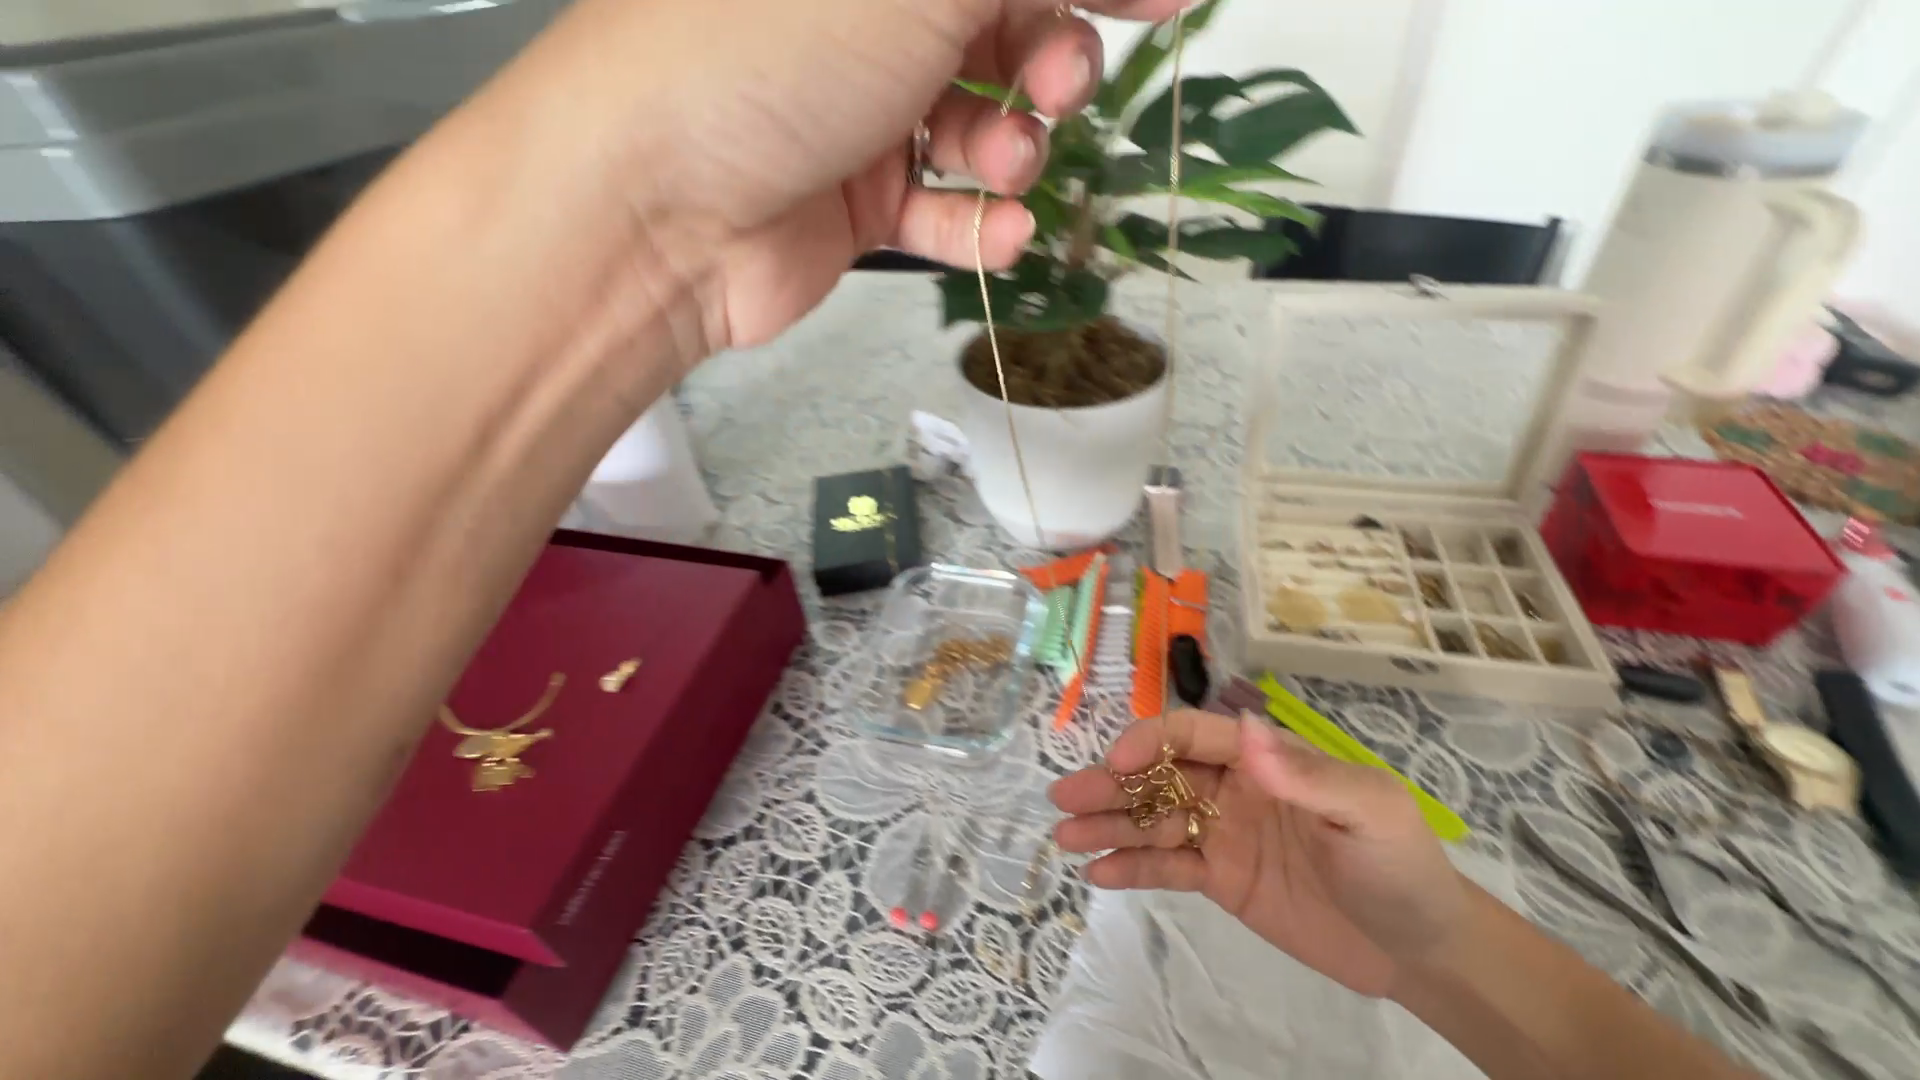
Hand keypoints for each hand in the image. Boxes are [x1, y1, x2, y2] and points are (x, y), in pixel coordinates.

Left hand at [469, 0, 1192, 360]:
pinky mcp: (858, 200)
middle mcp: (866, 15)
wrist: (656, 208)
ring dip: (1014, 150)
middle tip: (1061, 83)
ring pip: (981, 127)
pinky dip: (978, 227)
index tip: (1165, 1)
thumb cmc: (759, 52)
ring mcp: (861, 109)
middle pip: (1004, 27)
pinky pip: (943, 210)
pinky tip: (995, 234)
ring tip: (1005, 166)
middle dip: (1054, 58)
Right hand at [1049, 710, 1471, 996]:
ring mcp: (1222, 835)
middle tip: (1063, 797)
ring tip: (1064, 837)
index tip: (1118, 762)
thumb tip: (1247, 729)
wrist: (1420, 950)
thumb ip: (1306, 775)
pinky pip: (1167, 867)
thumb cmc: (1400, 867)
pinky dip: (1131, 867)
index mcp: (1264, 760)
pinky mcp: (1221, 880)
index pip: (1193, 736)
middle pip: (1159, 776)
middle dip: (1111, 783)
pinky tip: (1098, 873)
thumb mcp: (1367, 812)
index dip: (1151, 741)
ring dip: (1108, 824)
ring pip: (1153, 820)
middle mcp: (1233, 789)